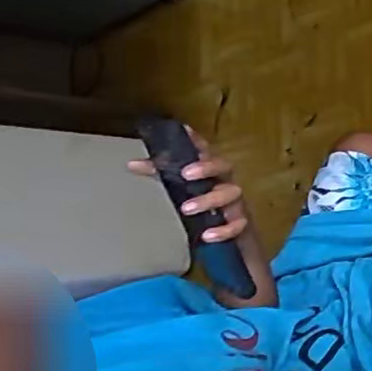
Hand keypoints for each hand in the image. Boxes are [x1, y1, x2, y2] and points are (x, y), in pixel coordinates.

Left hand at [127, 125, 252, 244]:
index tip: (184, 130)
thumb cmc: (202, 208)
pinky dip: (225, 229)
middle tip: (187, 174)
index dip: (197, 142)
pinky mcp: (240, 223)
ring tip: (187, 208)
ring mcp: (235, 202)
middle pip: (225, 167)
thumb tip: (131, 164)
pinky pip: (239, 224)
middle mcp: (225, 183)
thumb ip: (162, 175)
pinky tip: (207, 235)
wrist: (227, 240)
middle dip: (208, 168)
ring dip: (211, 199)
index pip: (206, 152)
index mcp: (210, 174)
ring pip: (232, 194)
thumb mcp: (181, 190)